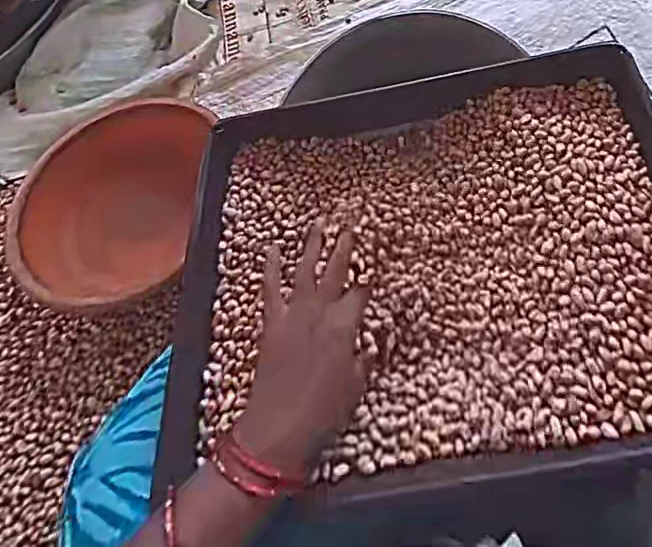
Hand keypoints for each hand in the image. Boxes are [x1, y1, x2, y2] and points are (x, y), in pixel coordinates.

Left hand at [231, 219, 370, 476]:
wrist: (278, 429)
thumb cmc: (323, 413)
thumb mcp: (355, 385)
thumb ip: (363, 357)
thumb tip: (370, 341)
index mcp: (345, 326)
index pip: (363, 289)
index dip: (372, 271)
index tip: (379, 253)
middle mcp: (321, 312)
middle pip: (337, 270)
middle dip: (346, 245)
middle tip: (352, 224)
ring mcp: (295, 314)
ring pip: (306, 270)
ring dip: (314, 245)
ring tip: (320, 222)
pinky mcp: (273, 322)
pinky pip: (272, 288)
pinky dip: (272, 267)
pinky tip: (274, 248)